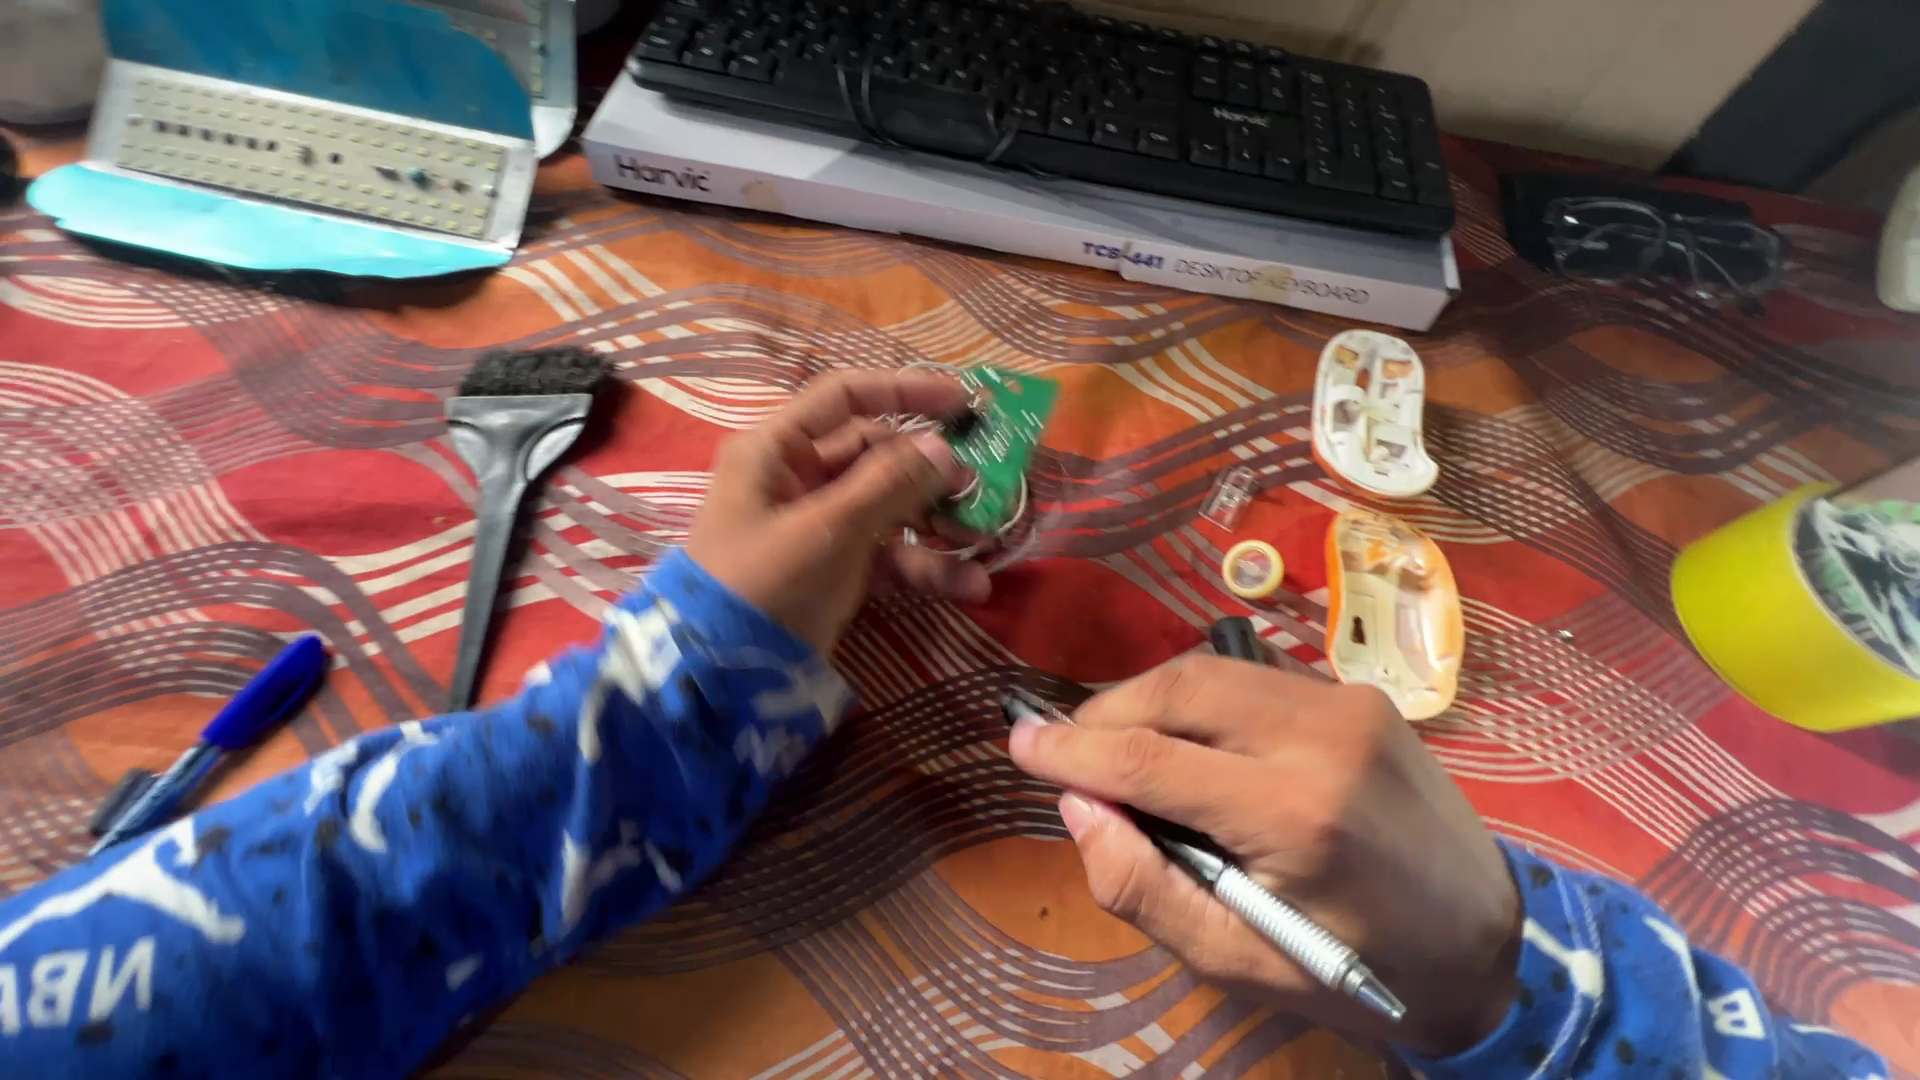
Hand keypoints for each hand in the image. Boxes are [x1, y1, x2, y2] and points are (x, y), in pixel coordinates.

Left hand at [687, 369, 990, 655]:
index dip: (906, 391)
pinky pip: (886, 556)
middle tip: (985, 488)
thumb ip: (889, 484)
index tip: (965, 403)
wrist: (717, 680)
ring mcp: (819, 527)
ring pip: (889, 510)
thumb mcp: (827, 529)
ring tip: (986, 543)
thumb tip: (944, 448)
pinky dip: (923, 568)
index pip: (846, 397)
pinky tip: (967, 587)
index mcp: (778, 450)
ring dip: (938, 526)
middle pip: (878, 457)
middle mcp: (798, 479)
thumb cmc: (764, 585)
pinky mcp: (835, 570)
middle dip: (933, 474)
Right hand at [1007, 656, 1521, 1056]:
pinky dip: (1191, 697)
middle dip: (1103, 712)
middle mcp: (1319, 735)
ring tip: (1112, 739)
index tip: (1018, 744)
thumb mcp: (1237, 964)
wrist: (1494, 943)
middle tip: (1065, 746)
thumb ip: (1141, 885)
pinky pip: (1244, 677)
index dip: (1071, 750)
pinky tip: (1180, 733)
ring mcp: (1343, 701)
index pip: (1149, 761)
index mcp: (1294, 815)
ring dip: (1143, 698)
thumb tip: (1078, 804)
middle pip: (1174, 690)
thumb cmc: (1357, 970)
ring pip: (1204, 670)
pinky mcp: (1354, 692)